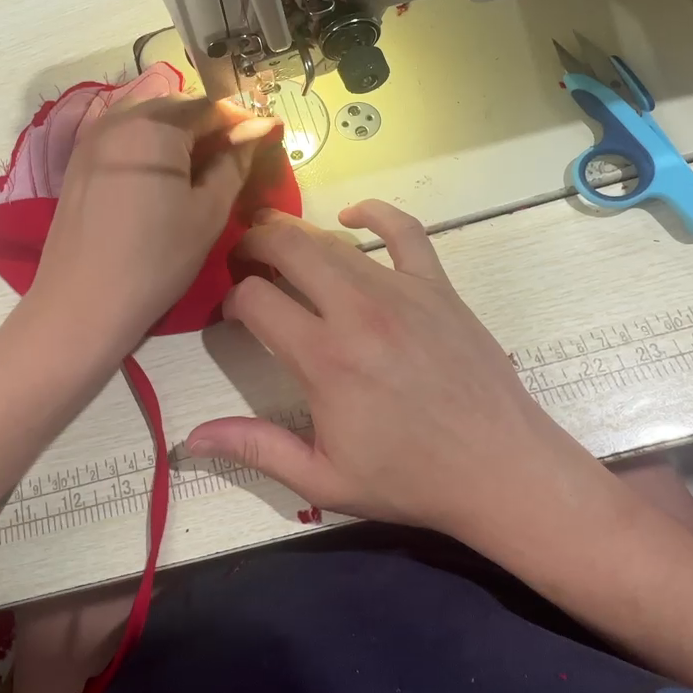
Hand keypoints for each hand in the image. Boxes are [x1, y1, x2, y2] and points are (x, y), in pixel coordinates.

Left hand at [30, 95, 277, 342]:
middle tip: (235, 153)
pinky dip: (149, 144)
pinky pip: (124, 136)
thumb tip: (253, 133)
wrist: (82, 301)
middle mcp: (118, 119)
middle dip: (208, 123)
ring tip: (202, 165)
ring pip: (147, 118)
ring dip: (178, 132)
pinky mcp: (79, 161)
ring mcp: (92, 138)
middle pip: (175, 106)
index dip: (240, 120)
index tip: (264, 138)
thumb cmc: (155, 259)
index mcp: (154, 125)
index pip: (209, 105)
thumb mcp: (208, 212)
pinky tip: (164, 174)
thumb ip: (233, 164)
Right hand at [185, 201, 606, 543]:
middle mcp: (357, 311)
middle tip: (242, 260)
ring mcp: (401, 292)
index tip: (232, 315)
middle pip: (287, 249)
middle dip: (252, 246)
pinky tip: (352, 217)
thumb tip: (189, 439)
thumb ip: (255, 448)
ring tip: (276, 241)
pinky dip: (374, 213)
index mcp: (324, 359)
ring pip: (332, 241)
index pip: (254, 300)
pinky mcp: (437, 286)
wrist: (502, 471)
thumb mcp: (324, 479)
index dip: (231, 300)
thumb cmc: (410, 479)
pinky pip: (404, 231)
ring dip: (294, 234)